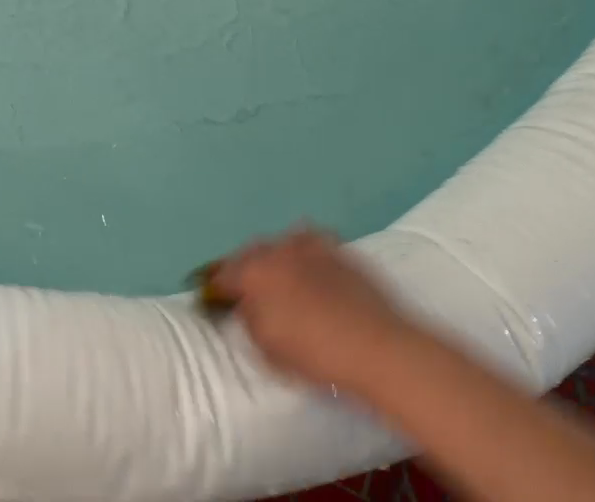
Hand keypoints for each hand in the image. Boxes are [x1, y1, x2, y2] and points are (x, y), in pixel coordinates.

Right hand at [205, 227, 423, 396]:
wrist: (381, 349)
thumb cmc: (317, 354)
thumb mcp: (268, 349)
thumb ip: (248, 321)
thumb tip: (243, 307)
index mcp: (253, 274)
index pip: (221, 276)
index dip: (214, 288)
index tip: (213, 300)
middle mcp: (276, 252)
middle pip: (248, 254)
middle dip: (242, 269)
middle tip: (244, 290)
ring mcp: (309, 247)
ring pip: (279, 243)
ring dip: (271, 257)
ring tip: (276, 275)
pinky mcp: (339, 252)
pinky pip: (310, 241)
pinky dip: (302, 249)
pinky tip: (307, 263)